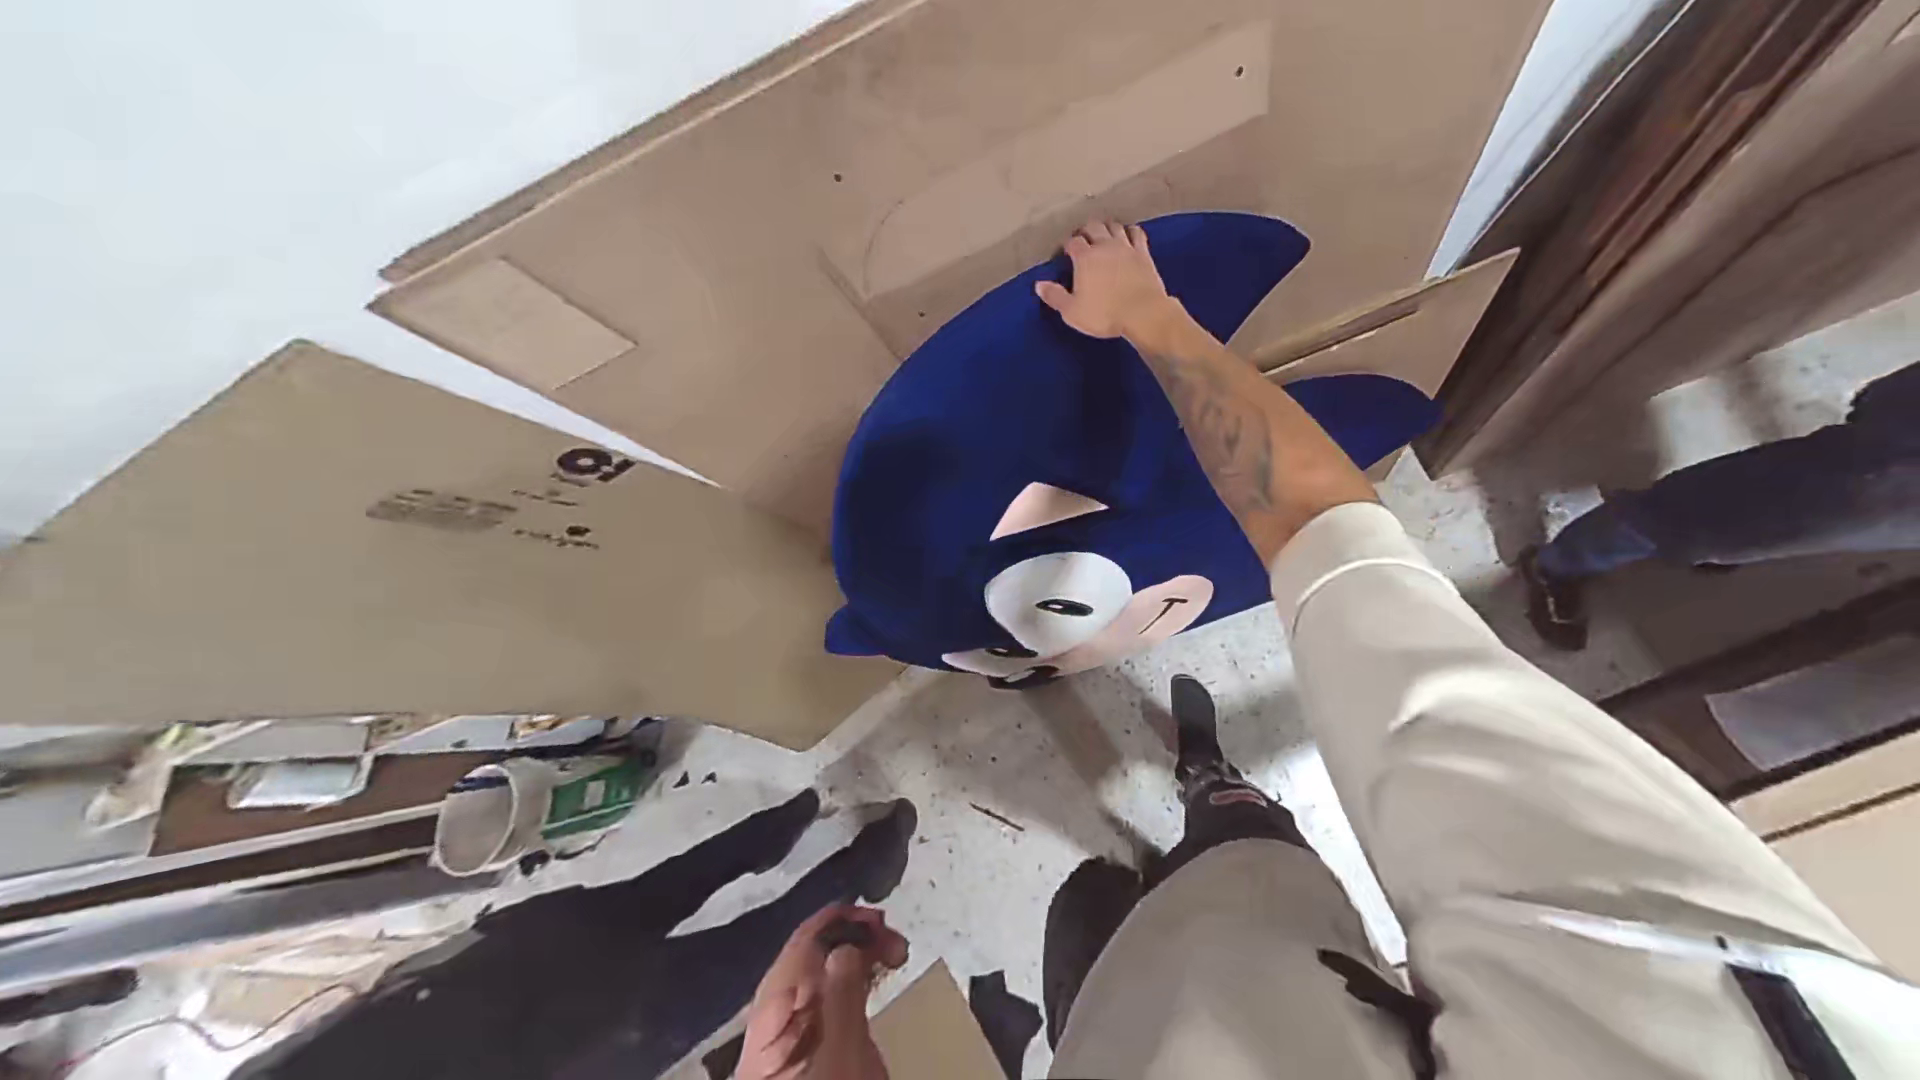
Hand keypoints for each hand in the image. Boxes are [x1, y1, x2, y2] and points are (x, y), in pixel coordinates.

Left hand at [736, 904, 908, 1079]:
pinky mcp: (797, 1052)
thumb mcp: (838, 1058)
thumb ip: (839, 999)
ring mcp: (784, 1032)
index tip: (882, 923)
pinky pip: (820, 998)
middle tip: (895, 943)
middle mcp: (775, 1010)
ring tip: (890, 955)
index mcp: (777, 1005)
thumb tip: (845, 945)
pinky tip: (868, 983)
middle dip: (853, 936)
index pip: (805, 940)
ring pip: (816, 972)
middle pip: (810, 951)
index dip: (843, 921)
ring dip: (853, 954)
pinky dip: (846, 981)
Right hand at [1035, 219, 1182, 343]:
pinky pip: (1136, 233)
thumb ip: (1055, 296)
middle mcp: (1104, 246)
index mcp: (1084, 258)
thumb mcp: (1072, 311)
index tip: (1065, 253)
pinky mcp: (1143, 252)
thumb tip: (1038, 284)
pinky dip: (1130, 231)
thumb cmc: (1103, 314)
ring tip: (1103, 234)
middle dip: (1085, 230)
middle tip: (1082, 239)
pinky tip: (1128, 234)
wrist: (1142, 313)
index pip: (1072, 242)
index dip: (1067, 245)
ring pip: (1114, 226)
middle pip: (1093, 227)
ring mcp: (1126, 246)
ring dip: (1106, 227)